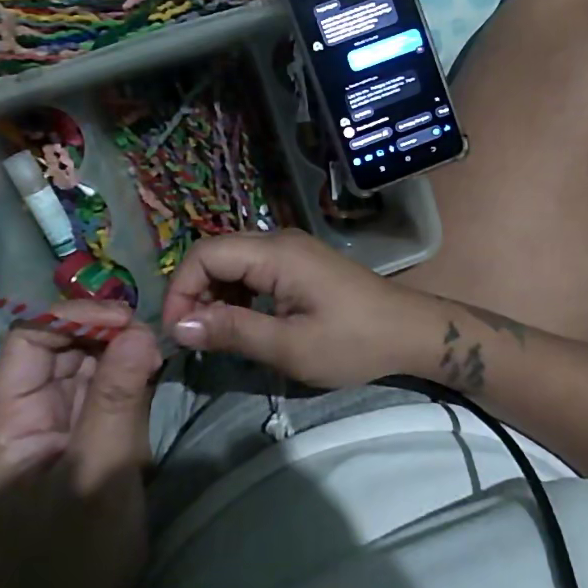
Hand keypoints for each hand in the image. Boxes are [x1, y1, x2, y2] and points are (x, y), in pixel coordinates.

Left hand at [0, 301, 162, 587]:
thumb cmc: (73, 564)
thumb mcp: (99, 476)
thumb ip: (118, 400)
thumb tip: (139, 329)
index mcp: (8, 423)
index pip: (29, 341)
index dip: (72, 318)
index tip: (126, 319)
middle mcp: (30, 418)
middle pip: (60, 349)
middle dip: (103, 332)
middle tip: (152, 335)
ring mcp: (60, 433)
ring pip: (87, 369)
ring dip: (121, 353)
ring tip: (157, 351)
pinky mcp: (89, 447)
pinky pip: (107, 396)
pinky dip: (131, 379)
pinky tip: (153, 373)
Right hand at [162, 230, 444, 388]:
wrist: (410, 332)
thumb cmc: (354, 343)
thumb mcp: (290, 346)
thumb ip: (233, 331)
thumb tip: (178, 326)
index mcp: (276, 253)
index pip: (205, 254)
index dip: (182, 289)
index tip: (177, 332)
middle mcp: (279, 240)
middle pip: (217, 253)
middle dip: (195, 292)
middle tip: (192, 336)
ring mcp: (292, 250)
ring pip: (233, 261)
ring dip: (215, 294)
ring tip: (213, 334)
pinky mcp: (300, 263)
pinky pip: (254, 269)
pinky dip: (237, 294)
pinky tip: (240, 323)